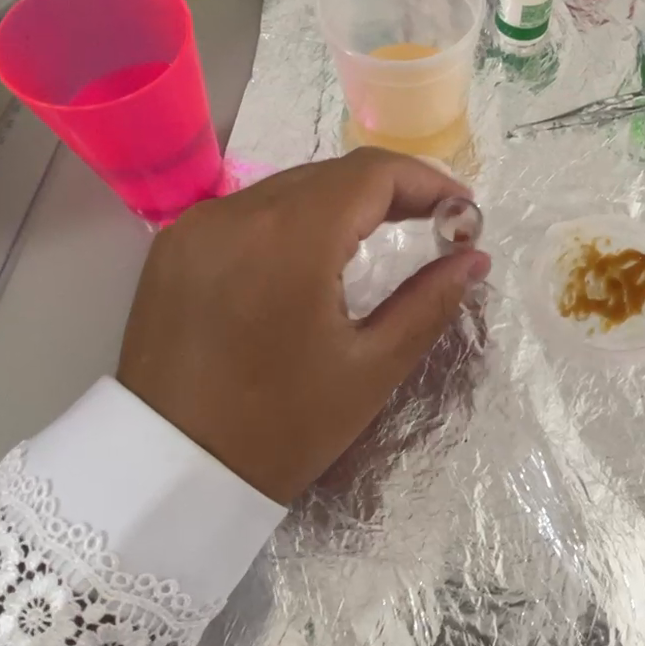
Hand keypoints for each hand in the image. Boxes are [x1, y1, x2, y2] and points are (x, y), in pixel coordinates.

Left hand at [117, 148, 490, 503]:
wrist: (169, 472)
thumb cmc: (280, 429)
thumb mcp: (370, 370)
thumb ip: (429, 303)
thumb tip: (475, 258)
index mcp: (289, 240)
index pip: (371, 174)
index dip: (427, 181)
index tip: (462, 211)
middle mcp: (236, 212)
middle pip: (330, 174)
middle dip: (390, 191)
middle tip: (434, 225)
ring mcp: (195, 226)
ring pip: (289, 188)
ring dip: (342, 203)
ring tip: (383, 237)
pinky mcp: (173, 247)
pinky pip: (249, 211)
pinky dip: (295, 220)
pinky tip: (315, 254)